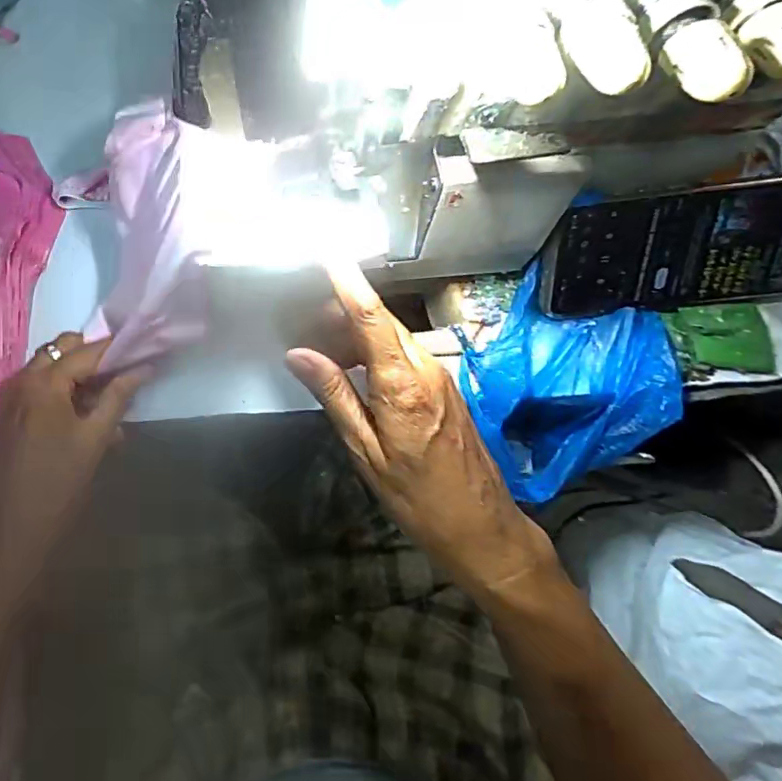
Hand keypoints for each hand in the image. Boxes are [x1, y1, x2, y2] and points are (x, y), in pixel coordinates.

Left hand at [0, 333, 144, 590]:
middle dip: (90, 356)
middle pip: (60, 349)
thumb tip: (141, 367)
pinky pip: (28, 386)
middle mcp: (18, 380)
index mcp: (43, 383)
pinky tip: (71, 414)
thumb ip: (117, 397)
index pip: (86, 351)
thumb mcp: (94, 439)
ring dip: (71, 373)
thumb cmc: (59, 485)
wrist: (11, 532)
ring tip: (98, 399)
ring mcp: (3, 396)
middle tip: (118, 376)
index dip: (115, 349)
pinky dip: (51, 389)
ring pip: (43, 366)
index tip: (139, 350)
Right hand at [284, 262, 558, 599]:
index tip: (328, 251)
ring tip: (319, 345)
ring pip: (392, 336)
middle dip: (342, 310)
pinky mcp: (445, 386)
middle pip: (381, 321)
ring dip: (355, 333)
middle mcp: (427, 368)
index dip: (347, 282)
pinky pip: (402, 354)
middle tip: (304, 317)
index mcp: (403, 384)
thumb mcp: (366, 450)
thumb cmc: (418, 497)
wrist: (483, 528)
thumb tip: (299, 355)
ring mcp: (441, 375)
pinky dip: (372, 351)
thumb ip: (335, 395)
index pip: (372, 318)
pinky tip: (350, 368)